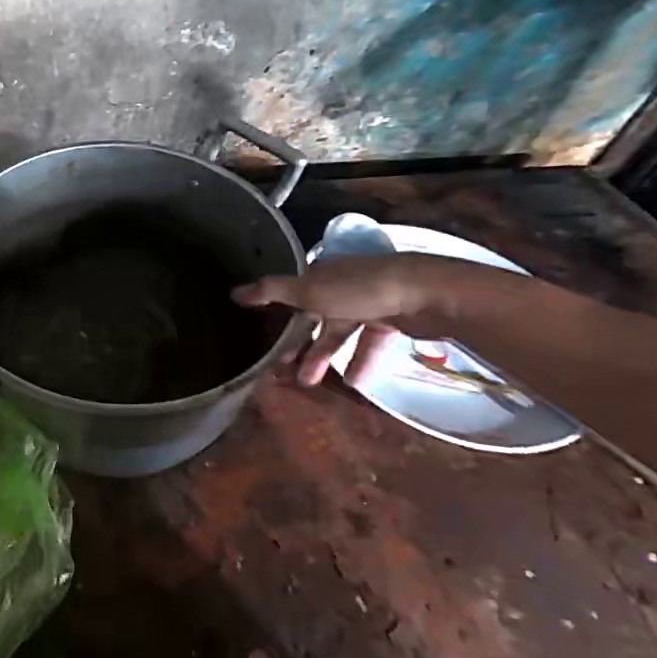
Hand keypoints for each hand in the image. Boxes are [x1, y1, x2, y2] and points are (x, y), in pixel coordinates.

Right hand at [232, 253, 523, 387]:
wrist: (423, 293)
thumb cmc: (359, 289)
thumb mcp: (308, 291)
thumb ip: (272, 292)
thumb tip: (234, 292)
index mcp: (322, 273)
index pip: (293, 293)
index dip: (278, 316)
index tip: (265, 339)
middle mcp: (343, 284)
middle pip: (315, 316)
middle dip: (300, 343)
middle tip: (285, 370)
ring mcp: (369, 301)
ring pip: (341, 332)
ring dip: (326, 357)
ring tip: (311, 383)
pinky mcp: (392, 318)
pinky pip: (369, 343)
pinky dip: (361, 362)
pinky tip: (355, 384)